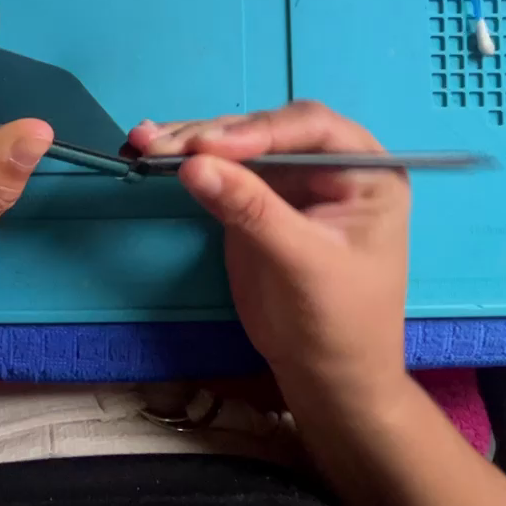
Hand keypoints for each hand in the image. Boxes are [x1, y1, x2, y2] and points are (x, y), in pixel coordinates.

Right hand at [129, 102, 413, 417]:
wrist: (326, 376)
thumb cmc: (338, 322)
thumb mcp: (302, 263)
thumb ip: (252, 210)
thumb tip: (193, 164)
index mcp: (364, 170)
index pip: (310, 129)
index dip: (259, 130)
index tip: (208, 146)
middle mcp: (325, 163)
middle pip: (262, 129)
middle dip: (209, 135)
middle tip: (158, 144)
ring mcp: (286, 177)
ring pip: (232, 143)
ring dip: (185, 141)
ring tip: (140, 141)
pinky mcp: (252, 194)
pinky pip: (215, 167)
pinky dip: (182, 161)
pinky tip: (148, 151)